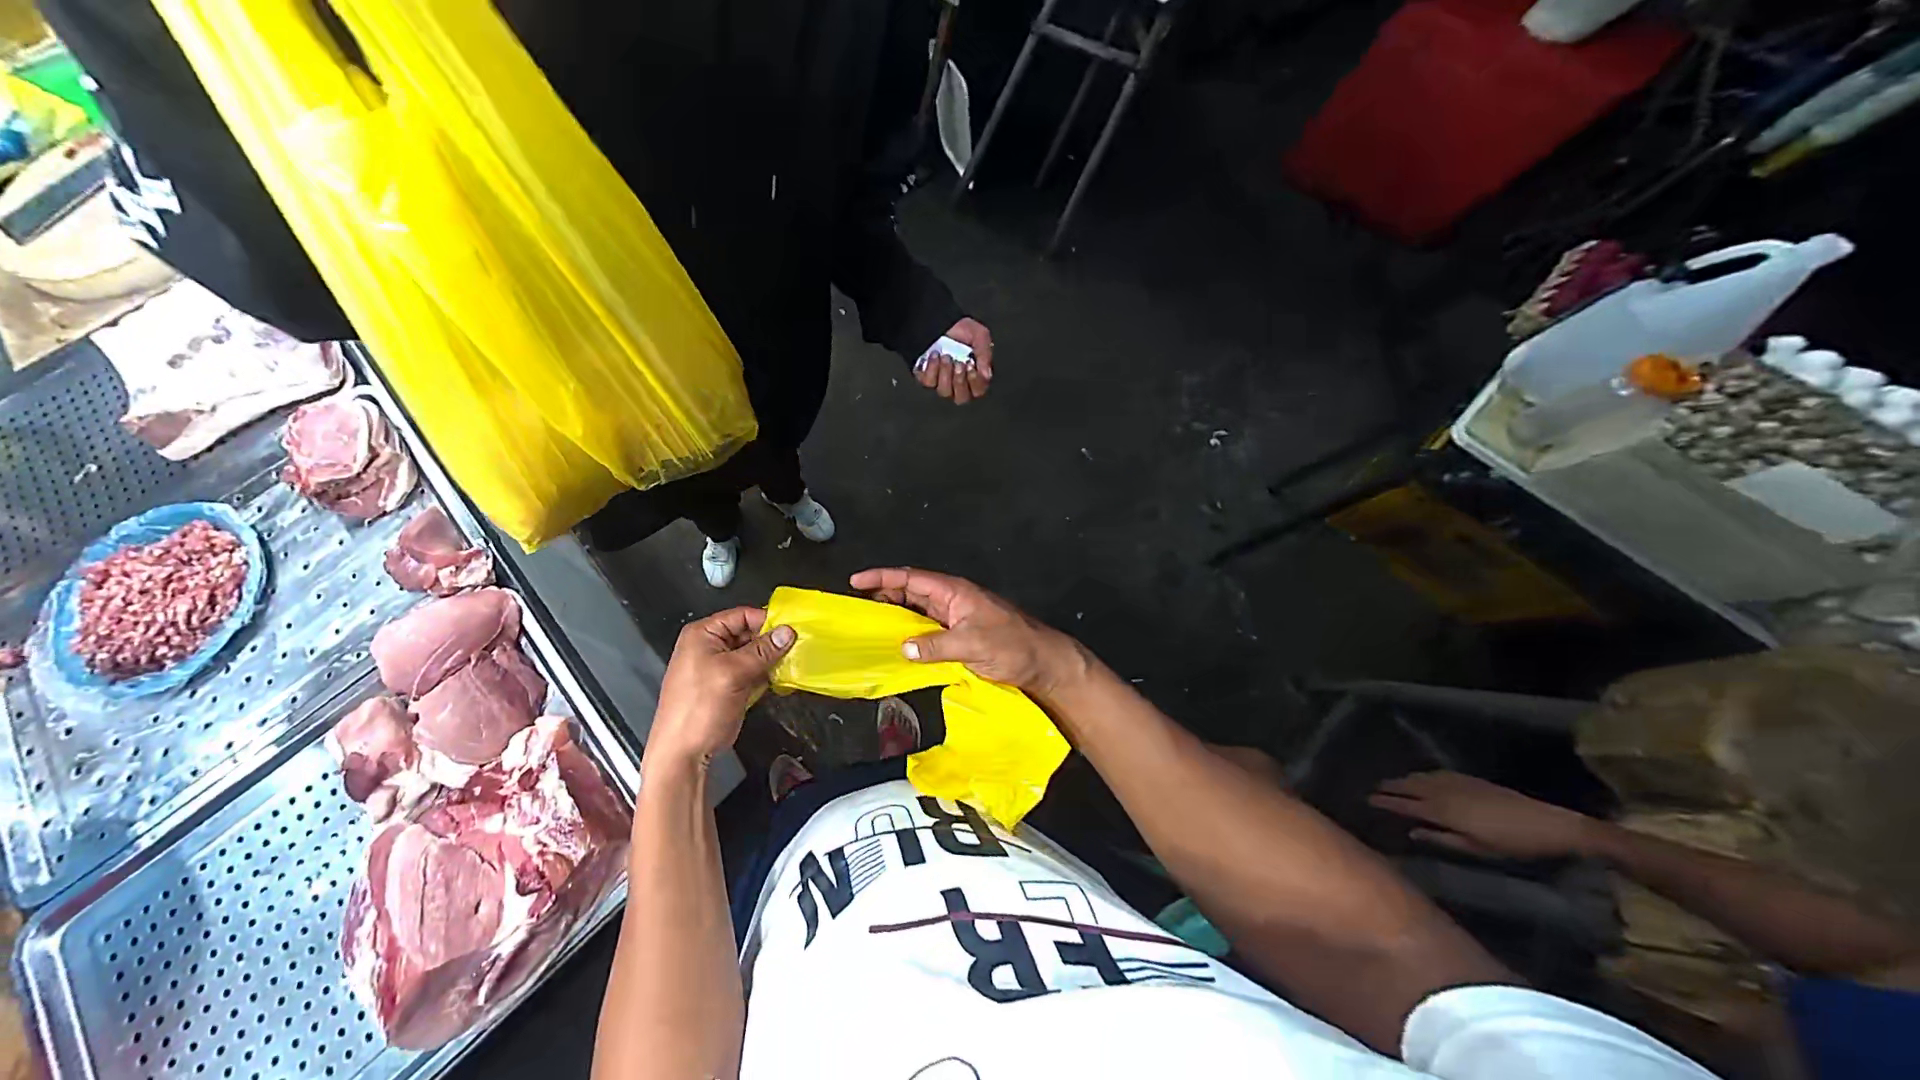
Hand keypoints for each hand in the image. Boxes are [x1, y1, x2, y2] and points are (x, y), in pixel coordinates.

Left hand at [649, 607, 795, 767]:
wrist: (684, 752)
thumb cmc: (698, 709)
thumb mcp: (733, 673)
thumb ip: (762, 650)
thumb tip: (787, 632)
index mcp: (703, 635)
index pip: (742, 615)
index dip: (767, 621)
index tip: (791, 630)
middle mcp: (710, 646)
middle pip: (749, 633)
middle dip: (771, 642)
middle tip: (795, 649)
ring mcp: (720, 667)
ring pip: (754, 653)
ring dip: (771, 659)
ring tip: (790, 664)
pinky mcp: (729, 685)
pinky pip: (753, 671)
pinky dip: (766, 674)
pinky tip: (780, 679)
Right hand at [848, 567, 1086, 696]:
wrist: (1043, 663)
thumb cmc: (1013, 647)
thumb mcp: (972, 645)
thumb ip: (935, 645)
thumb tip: (903, 648)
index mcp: (956, 592)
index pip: (912, 578)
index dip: (883, 577)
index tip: (857, 580)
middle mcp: (954, 600)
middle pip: (912, 590)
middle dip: (884, 592)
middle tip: (857, 602)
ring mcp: (957, 617)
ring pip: (919, 609)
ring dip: (895, 612)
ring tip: (871, 620)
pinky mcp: (961, 634)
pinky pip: (928, 628)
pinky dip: (910, 631)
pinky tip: (899, 642)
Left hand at [915, 317, 993, 404]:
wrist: (941, 320)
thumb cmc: (962, 330)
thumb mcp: (980, 337)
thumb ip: (985, 355)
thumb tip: (987, 375)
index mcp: (974, 376)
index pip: (978, 391)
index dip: (975, 382)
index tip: (972, 365)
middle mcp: (958, 383)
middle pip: (961, 398)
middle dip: (960, 381)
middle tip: (959, 363)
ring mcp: (941, 382)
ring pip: (944, 392)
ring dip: (946, 374)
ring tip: (946, 357)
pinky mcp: (927, 377)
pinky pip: (928, 383)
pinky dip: (932, 369)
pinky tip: (935, 356)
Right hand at [1368, 771, 1600, 859]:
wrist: (1547, 823)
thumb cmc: (1511, 843)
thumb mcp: (1476, 849)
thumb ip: (1442, 839)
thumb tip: (1413, 832)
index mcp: (1443, 811)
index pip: (1406, 804)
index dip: (1386, 802)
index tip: (1369, 799)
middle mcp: (1444, 792)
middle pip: (1409, 786)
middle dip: (1390, 787)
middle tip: (1374, 789)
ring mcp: (1457, 782)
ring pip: (1421, 777)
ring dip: (1405, 779)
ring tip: (1393, 783)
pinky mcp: (1469, 779)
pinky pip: (1436, 773)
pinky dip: (1423, 774)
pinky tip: (1422, 776)